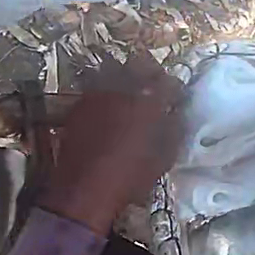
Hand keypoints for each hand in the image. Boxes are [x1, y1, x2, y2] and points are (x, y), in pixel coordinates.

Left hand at [38, 52, 185, 234]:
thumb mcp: (163, 158)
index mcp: (149, 101)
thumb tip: (175, 116)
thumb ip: (173, 131)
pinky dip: (105, 94)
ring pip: (114, 70)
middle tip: (153, 87)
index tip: (175, 98)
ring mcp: (97, 94)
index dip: (175, 89)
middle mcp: (122, 89)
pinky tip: (107, 109)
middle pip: (141, 64)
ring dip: (125, 78)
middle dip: (150, 72)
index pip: (169, 82)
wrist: (83, 190)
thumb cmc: (130, 178)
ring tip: (129, 94)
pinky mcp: (78, 104)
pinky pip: (96, 88)